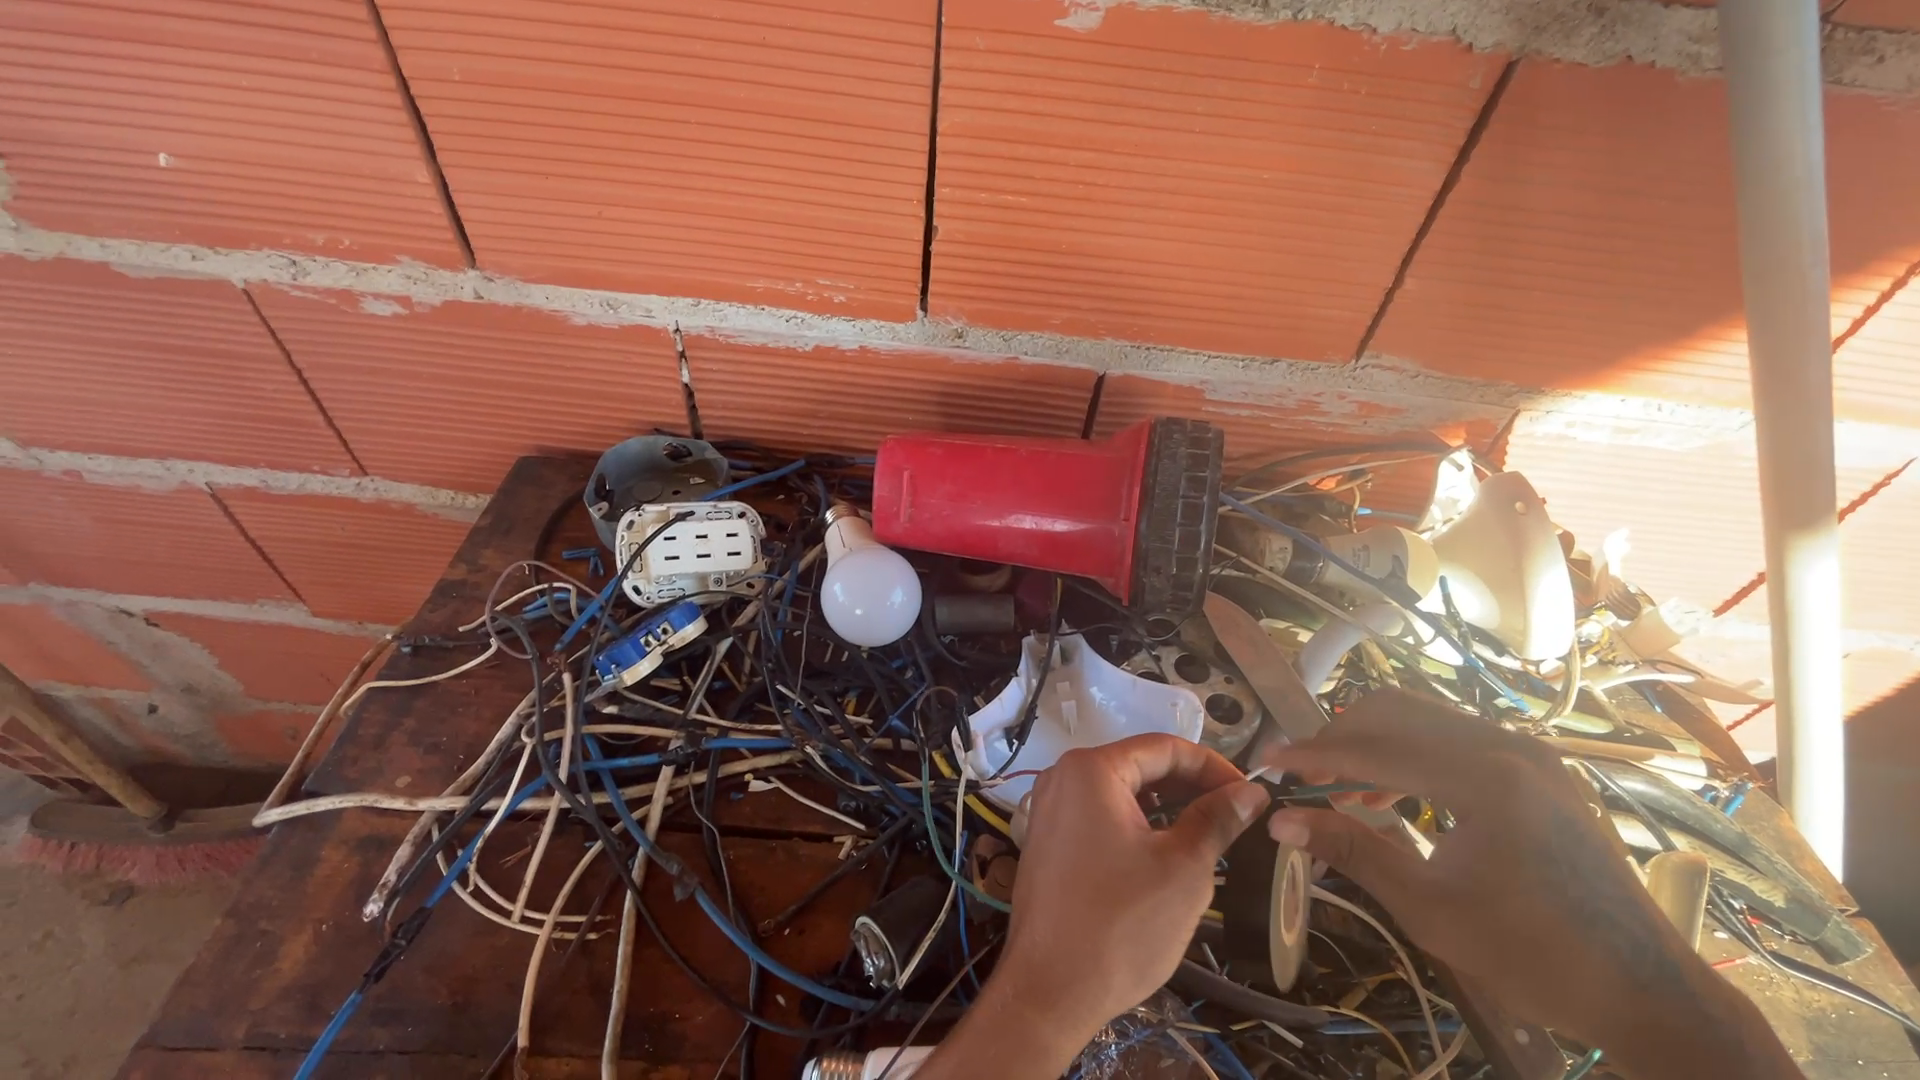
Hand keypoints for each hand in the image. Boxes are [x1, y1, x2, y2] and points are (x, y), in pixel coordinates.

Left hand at [915, 735, 1268, 1079]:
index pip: (1164, 748)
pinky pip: (1101, 818)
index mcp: (1092, 770)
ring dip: (1167, 809)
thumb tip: (1251, 791)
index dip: (1213, 767)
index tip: (1251, 794)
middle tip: (1236, 818)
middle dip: (1191, 788)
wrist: (1050, 991)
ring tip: (1210, 838)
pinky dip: (1138, 827)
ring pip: (1122, 794)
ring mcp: (1050, 811)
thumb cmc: (1121, 924)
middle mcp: (1063, 777)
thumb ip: (1217, 819)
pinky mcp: (1049, 842)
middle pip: (1140, 766)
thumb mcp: (1183, 868)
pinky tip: (1167, 856)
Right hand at [1265, 689, 1799, 1079]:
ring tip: (1340, 788)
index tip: (1267, 761)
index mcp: (1484, 779)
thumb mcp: (1429, 909)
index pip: (1374, 749)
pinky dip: (1408, 753)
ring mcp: (1528, 751)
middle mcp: (1507, 746)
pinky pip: (1452, 737)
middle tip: (1302, 775)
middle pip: (1394, 712)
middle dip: (1339, 738)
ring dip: (1372, 743)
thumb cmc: (1533, 956)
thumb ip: (1352, 850)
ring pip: (1422, 717)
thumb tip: (1280, 820)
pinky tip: (1391, 796)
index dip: (1313, 754)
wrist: (1647, 991)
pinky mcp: (1536, 766)